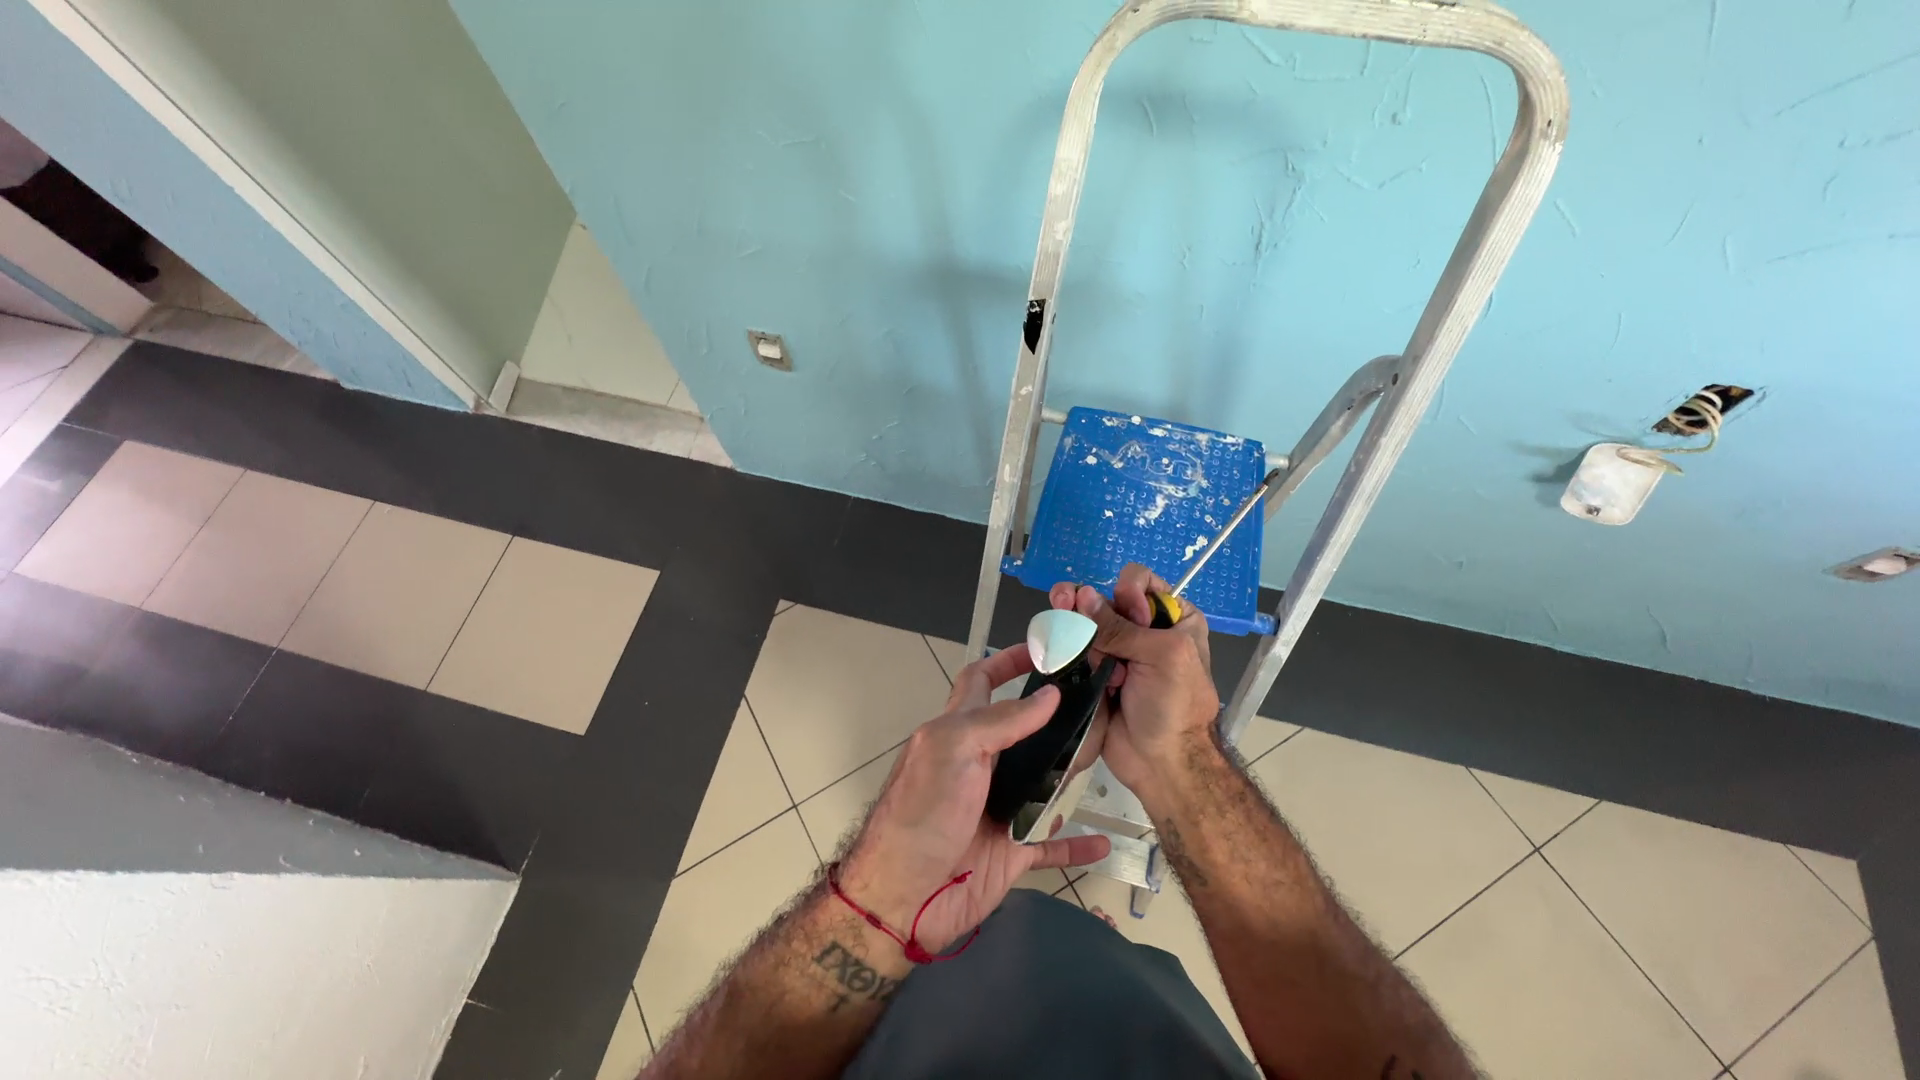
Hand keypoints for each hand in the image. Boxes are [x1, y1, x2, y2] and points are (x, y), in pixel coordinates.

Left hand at [837, 645, 1110, 953]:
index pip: (982, 681)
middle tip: (1100, 703)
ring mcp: (997, 808)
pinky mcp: (1010, 851)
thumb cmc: (923, 811)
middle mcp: (980, 765)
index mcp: (958, 731)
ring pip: (1044, 784)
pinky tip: (1104, 842)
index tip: (1047, 649)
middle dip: (1056, 717)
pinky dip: (1076, 842)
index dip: (1008, 661)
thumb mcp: (955, 749)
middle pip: (1024, 732)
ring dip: (1072, 775)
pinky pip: (1051, 844)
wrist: (902, 896)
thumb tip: (1049, 694)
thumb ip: (1002, 721)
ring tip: (1111, 757)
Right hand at [1048, 563, 1219, 808]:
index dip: (1130, 593)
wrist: (1161, 762)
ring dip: (1069, 618)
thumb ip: (1121, 626)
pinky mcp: (1092, 674)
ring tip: (1056, 614)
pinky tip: (1049, 636)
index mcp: (1174, 620)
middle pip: (1106, 601)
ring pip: (1085, 624)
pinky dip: (1060, 642)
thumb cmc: (1175, 705)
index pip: (1142, 584)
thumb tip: (1082, 595)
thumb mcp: (1163, 656)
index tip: (1133, 616)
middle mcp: (1143, 632)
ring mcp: (1115, 654)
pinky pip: (1072, 650)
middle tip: (1064, 600)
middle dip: (1087, 601)